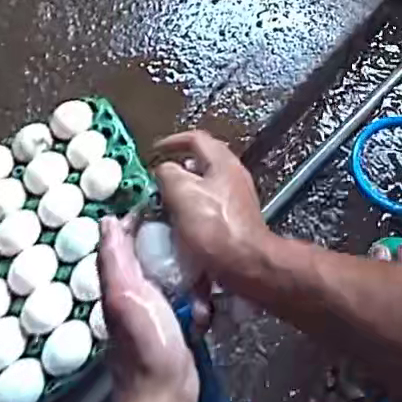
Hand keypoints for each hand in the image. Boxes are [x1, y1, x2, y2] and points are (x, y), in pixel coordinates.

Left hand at [97, 216, 197, 401]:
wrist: (165, 393)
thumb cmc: (144, 347)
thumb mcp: (125, 296)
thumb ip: (115, 260)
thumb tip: (108, 221)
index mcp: (119, 281)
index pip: (127, 237)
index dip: (143, 216)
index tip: (165, 200)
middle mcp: (136, 290)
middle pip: (156, 249)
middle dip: (175, 240)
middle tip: (192, 229)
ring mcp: (158, 303)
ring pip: (178, 268)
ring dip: (192, 268)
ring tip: (202, 267)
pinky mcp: (179, 316)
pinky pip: (192, 290)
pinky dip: (200, 291)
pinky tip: (205, 296)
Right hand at [152, 131, 273, 289]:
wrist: (246, 262)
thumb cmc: (215, 228)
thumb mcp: (183, 194)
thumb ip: (169, 175)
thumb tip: (164, 170)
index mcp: (222, 161)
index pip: (196, 138)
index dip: (173, 141)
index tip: (155, 150)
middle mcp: (233, 173)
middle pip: (202, 160)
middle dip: (178, 167)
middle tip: (159, 180)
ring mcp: (237, 195)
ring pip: (205, 183)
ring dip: (184, 190)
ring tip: (165, 204)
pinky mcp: (236, 217)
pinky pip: (210, 204)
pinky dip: (192, 207)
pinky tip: (181, 224)